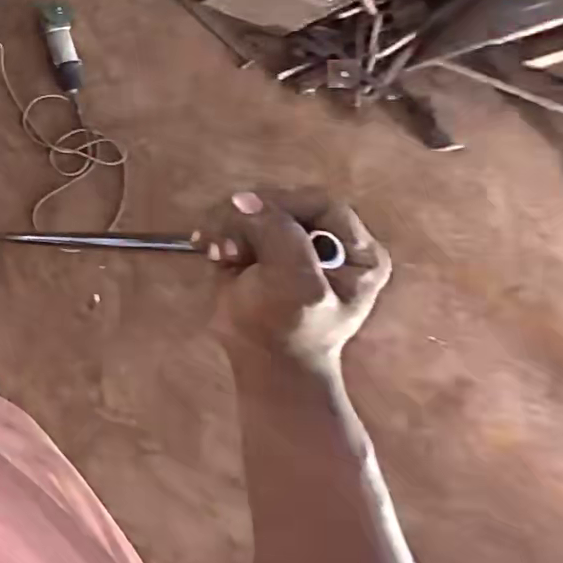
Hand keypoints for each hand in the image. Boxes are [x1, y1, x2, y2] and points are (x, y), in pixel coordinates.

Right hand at [215, 189, 390, 366]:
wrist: (263, 363)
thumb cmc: (291, 328)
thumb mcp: (297, 284)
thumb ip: (280, 235)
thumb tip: (244, 199)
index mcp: (354, 251)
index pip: (321, 203)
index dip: (284, 202)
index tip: (250, 213)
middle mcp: (322, 241)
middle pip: (280, 204)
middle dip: (249, 220)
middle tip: (229, 246)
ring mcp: (285, 244)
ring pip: (250, 211)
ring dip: (227, 227)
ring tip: (218, 253)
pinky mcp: (253, 250)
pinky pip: (231, 224)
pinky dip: (216, 232)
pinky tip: (208, 250)